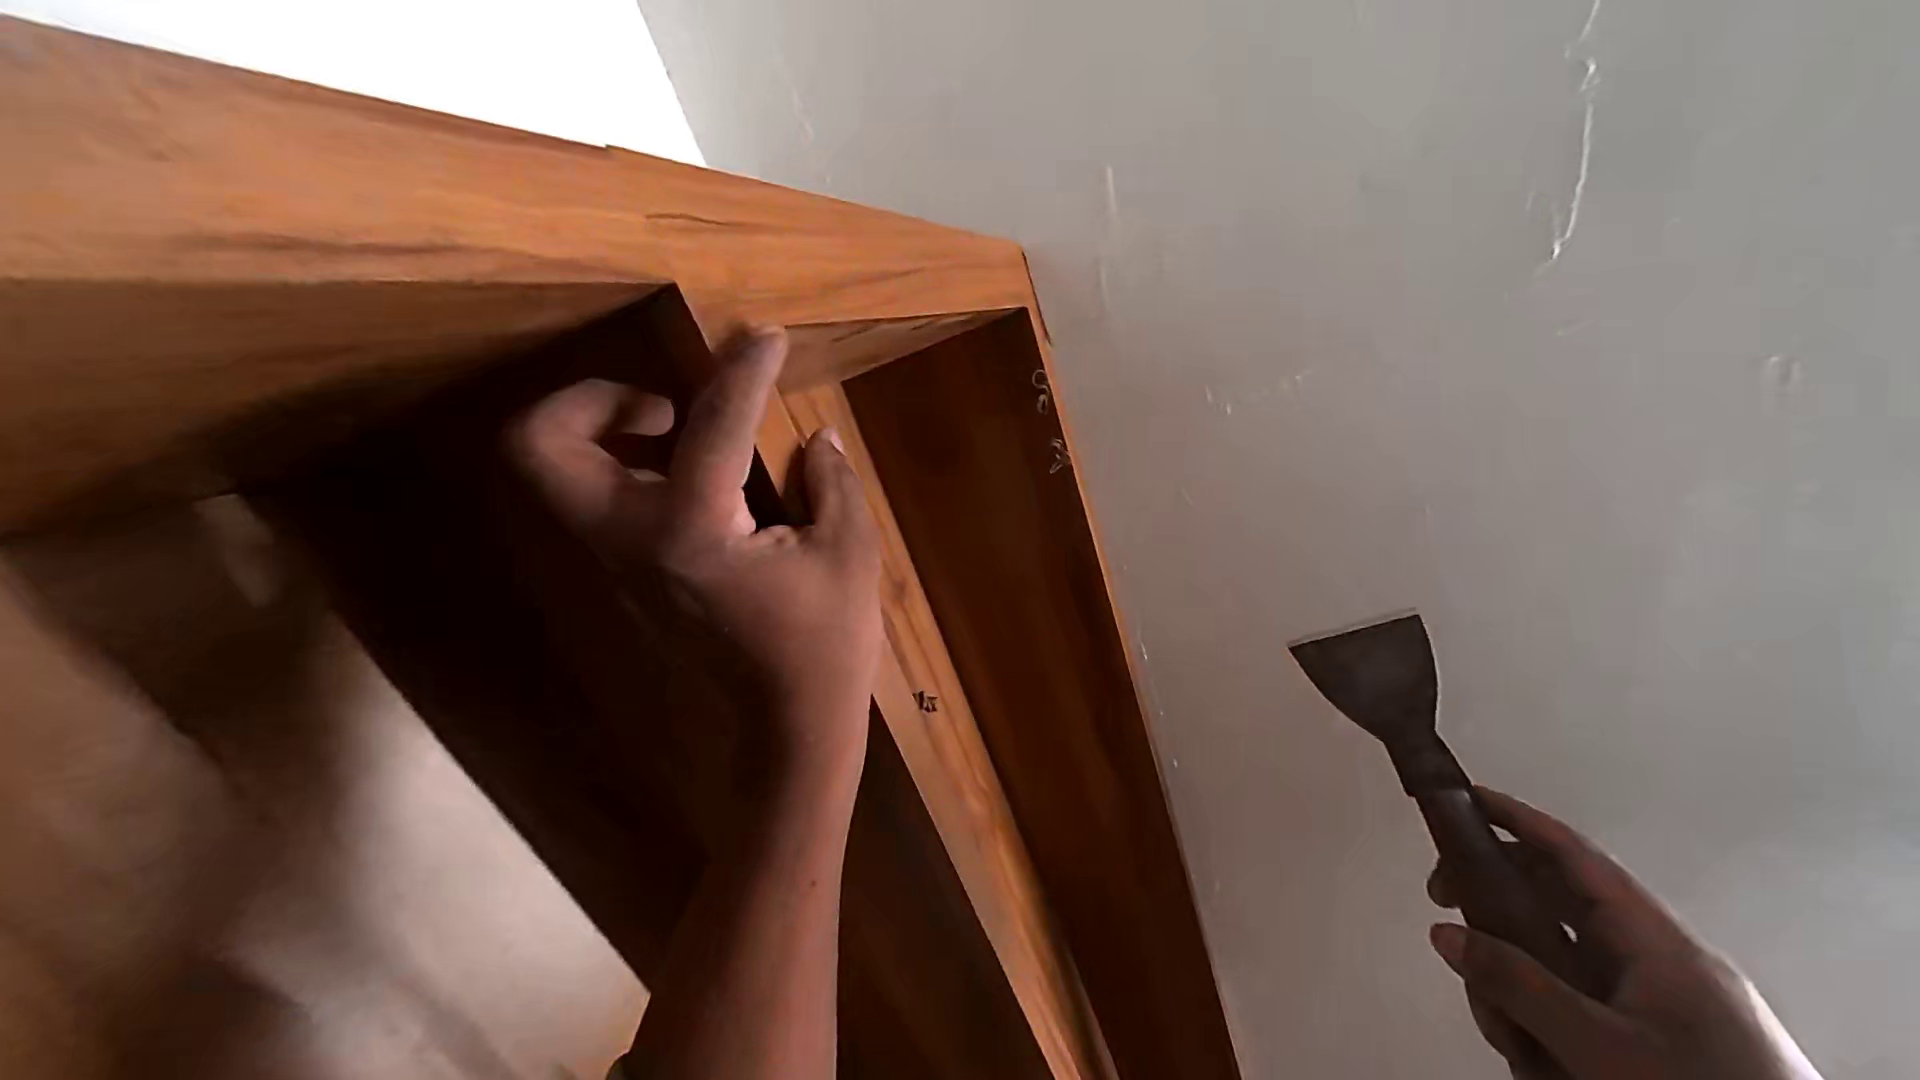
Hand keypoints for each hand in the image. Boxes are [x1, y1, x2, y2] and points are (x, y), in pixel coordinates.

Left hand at [508, 328, 882, 783]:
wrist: (791, 719)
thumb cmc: (828, 641)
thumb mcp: (850, 551)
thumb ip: (829, 480)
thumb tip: (814, 436)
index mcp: (695, 530)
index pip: (712, 423)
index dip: (745, 369)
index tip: (768, 338)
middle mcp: (635, 541)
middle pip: (543, 446)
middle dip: (593, 399)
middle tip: (665, 402)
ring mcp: (623, 563)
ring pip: (558, 475)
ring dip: (605, 430)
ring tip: (678, 427)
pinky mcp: (634, 575)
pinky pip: (599, 500)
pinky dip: (627, 464)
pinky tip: (692, 471)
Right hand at [1427, 787, 1822, 1079]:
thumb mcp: (1603, 1046)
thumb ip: (1519, 986)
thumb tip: (1443, 934)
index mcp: (1657, 943)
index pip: (1573, 855)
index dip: (1516, 818)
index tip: (1462, 797)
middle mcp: (1650, 961)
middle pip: (1549, 899)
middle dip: (1490, 905)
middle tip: (1443, 905)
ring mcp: (1646, 1001)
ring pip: (1548, 957)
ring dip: (1507, 980)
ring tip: (1502, 1027)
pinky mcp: (1641, 1036)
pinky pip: (1566, 999)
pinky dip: (1532, 1013)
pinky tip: (1526, 1050)